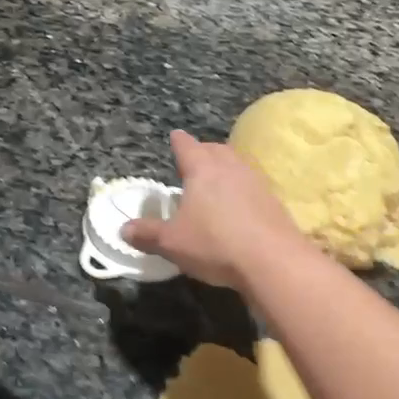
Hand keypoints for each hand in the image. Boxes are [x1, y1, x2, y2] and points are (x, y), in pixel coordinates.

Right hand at [121, 130, 310, 290]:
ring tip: (214, 184)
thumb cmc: (215, 244)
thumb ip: (147, 234)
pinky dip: (241, 189)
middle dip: (202, 152)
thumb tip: (124, 229)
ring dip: (224, 169)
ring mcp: (255, 181)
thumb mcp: (172, 243)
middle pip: (214, 149)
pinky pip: (251, 185)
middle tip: (192, 163)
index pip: (186, 145)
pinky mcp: (273, 200)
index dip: (177, 141)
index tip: (174, 137)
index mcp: (201, 168)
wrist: (274, 261)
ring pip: (235, 164)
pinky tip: (237, 208)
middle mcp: (229, 166)